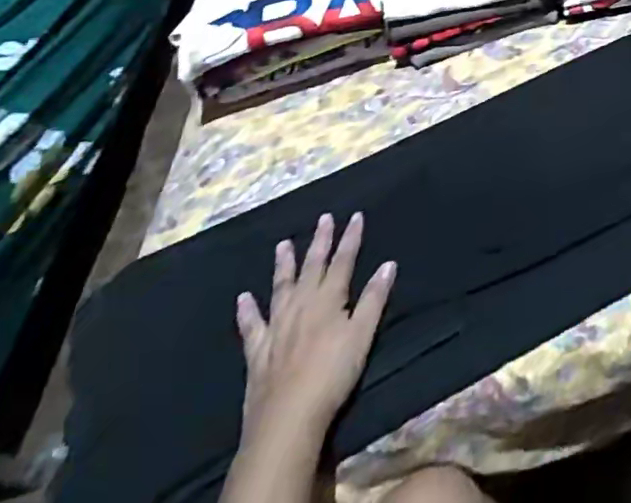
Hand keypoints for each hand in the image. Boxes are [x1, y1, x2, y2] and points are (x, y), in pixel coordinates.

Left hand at [236, 213, 395, 444]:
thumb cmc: (333, 374)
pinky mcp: (258, 348)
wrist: (288, 414)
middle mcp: (301, 303)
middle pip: (313, 266)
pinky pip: (252, 323)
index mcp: (328, 299)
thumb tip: (388, 264)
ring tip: (283, 244)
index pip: (343, 261)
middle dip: (320, 241)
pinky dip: (247, 310)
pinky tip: (243, 298)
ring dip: (284, 265)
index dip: (350, 238)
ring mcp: (276, 324)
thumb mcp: (362, 335)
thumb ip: (374, 299)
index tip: (355, 216)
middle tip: (323, 218)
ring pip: (281, 286)